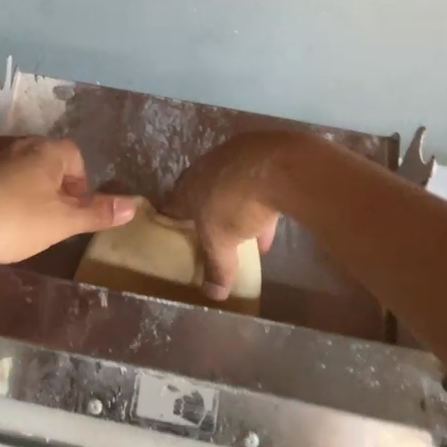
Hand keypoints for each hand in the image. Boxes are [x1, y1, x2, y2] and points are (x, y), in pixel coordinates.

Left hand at [0, 136, 136, 271]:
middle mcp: (15, 143)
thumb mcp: (61, 223)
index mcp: (46, 150)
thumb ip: (97, 213)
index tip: (73, 211)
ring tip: (17, 222)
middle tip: (48, 219)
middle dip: (51, 186)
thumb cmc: (12, 221)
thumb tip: (134, 204)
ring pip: (14, 167)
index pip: (75, 156)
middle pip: (44, 159)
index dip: (79, 183)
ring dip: (22, 189)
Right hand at [167, 133, 290, 299]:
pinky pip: (252, 181)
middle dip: (203, 212)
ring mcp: (229, 156)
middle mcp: (202, 169)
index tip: (174, 235)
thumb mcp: (223, 243)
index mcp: (186, 189)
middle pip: (198, 193)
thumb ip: (217, 268)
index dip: (171, 222)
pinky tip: (269, 220)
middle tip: (209, 231)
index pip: (170, 206)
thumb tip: (212, 296)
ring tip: (244, 230)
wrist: (276, 165)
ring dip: (233, 205)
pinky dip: (257, 199)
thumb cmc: (236, 204)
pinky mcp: (256, 150)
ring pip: (227, 186)